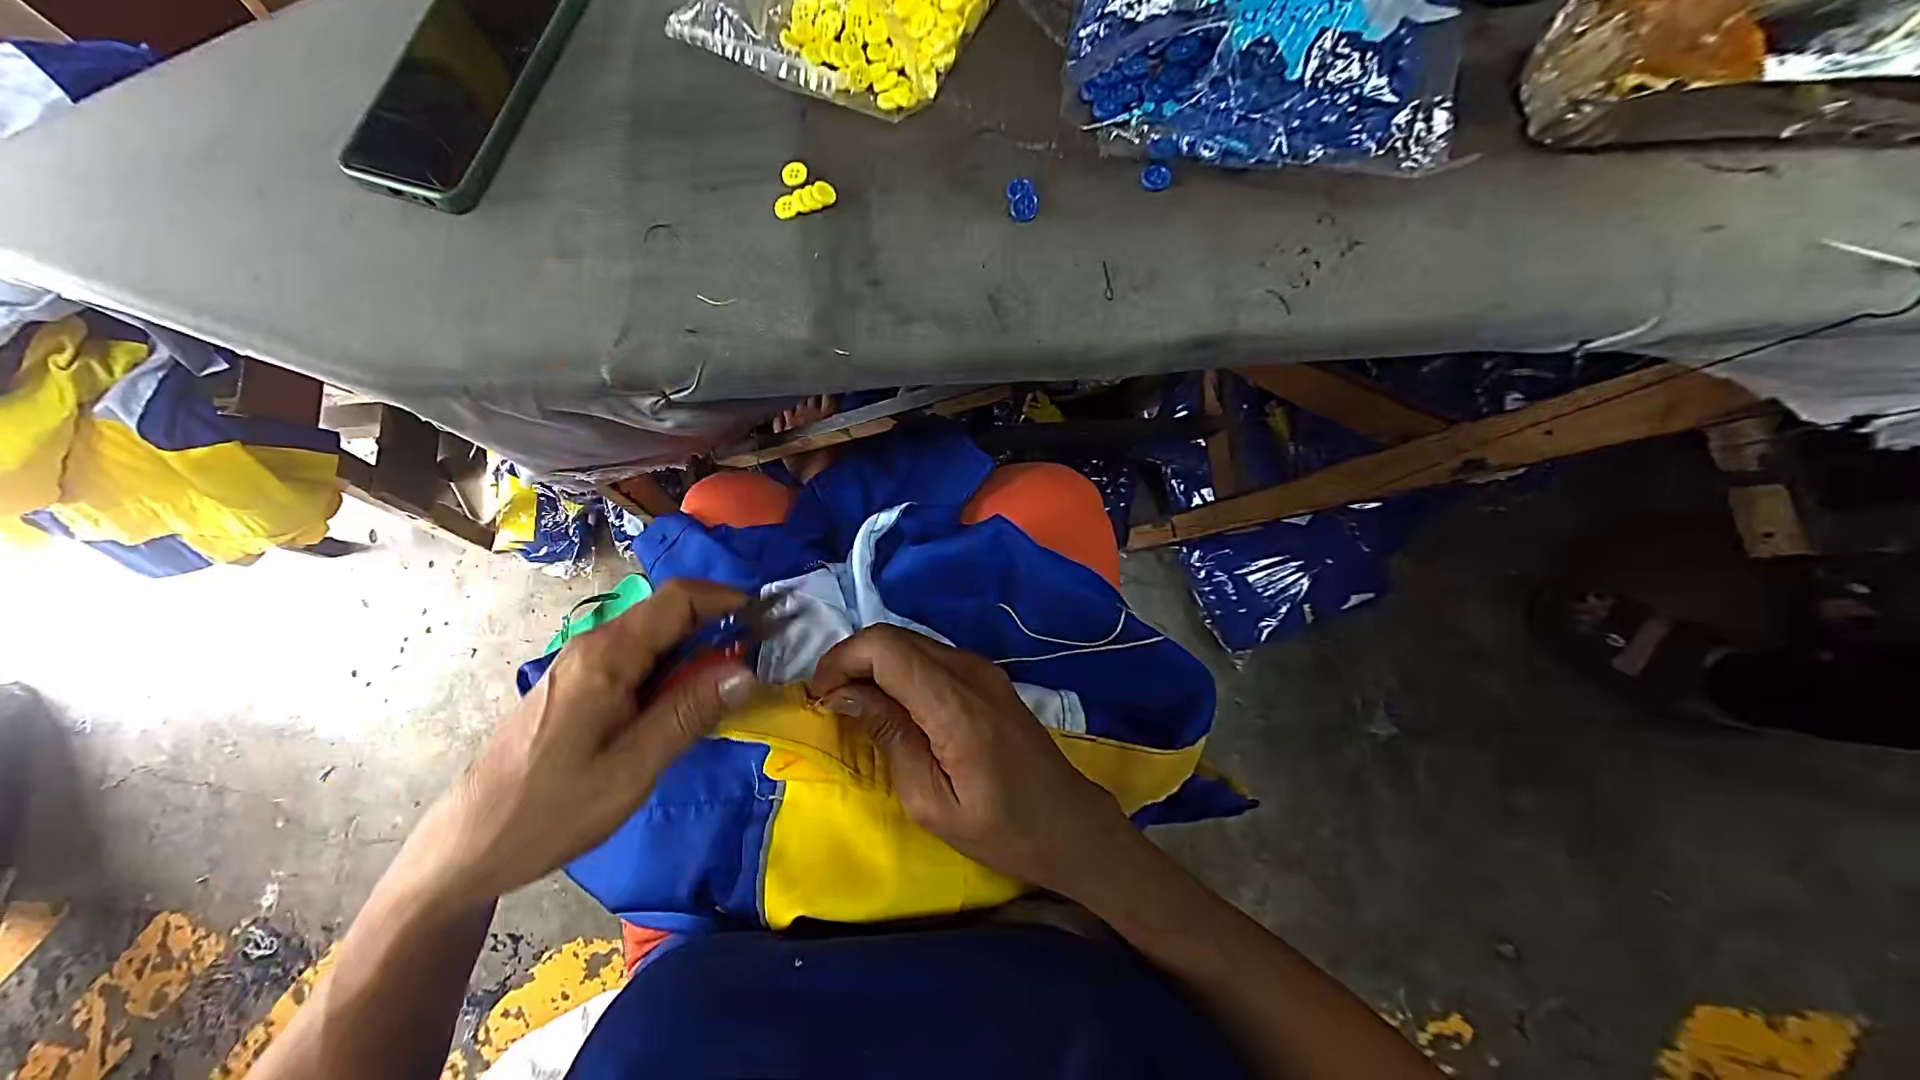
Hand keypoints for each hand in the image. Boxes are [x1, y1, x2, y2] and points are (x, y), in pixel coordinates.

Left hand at [404, 579, 759, 905]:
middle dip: (720, 627)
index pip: (680, 598)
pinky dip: (673, 670)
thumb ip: (691, 712)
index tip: (768, 623)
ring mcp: (583, 665)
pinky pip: (638, 660)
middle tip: (758, 663)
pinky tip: (685, 705)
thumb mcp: (633, 768)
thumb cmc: (550, 810)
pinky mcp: (580, 686)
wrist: (467, 847)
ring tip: (730, 687)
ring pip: (655, 637)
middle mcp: (594, 646)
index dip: (729, 600)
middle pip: (669, 613)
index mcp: (607, 655)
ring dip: (698, 652)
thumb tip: (747, 670)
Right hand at [807, 625, 1141, 897]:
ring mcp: (982, 669)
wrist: (1070, 824)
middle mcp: (970, 671)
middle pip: (893, 637)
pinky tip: (891, 706)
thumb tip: (843, 695)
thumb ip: (890, 736)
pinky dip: (899, 672)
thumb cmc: (1002, 829)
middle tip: (829, 705)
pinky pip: (930, 657)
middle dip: (850, 661)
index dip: (841, 661)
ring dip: (873, 665)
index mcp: (956, 704)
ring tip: (854, 708)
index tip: (819, 699)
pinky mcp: (987, 677)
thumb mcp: (932, 802)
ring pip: (910, 642)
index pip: (885, 647)